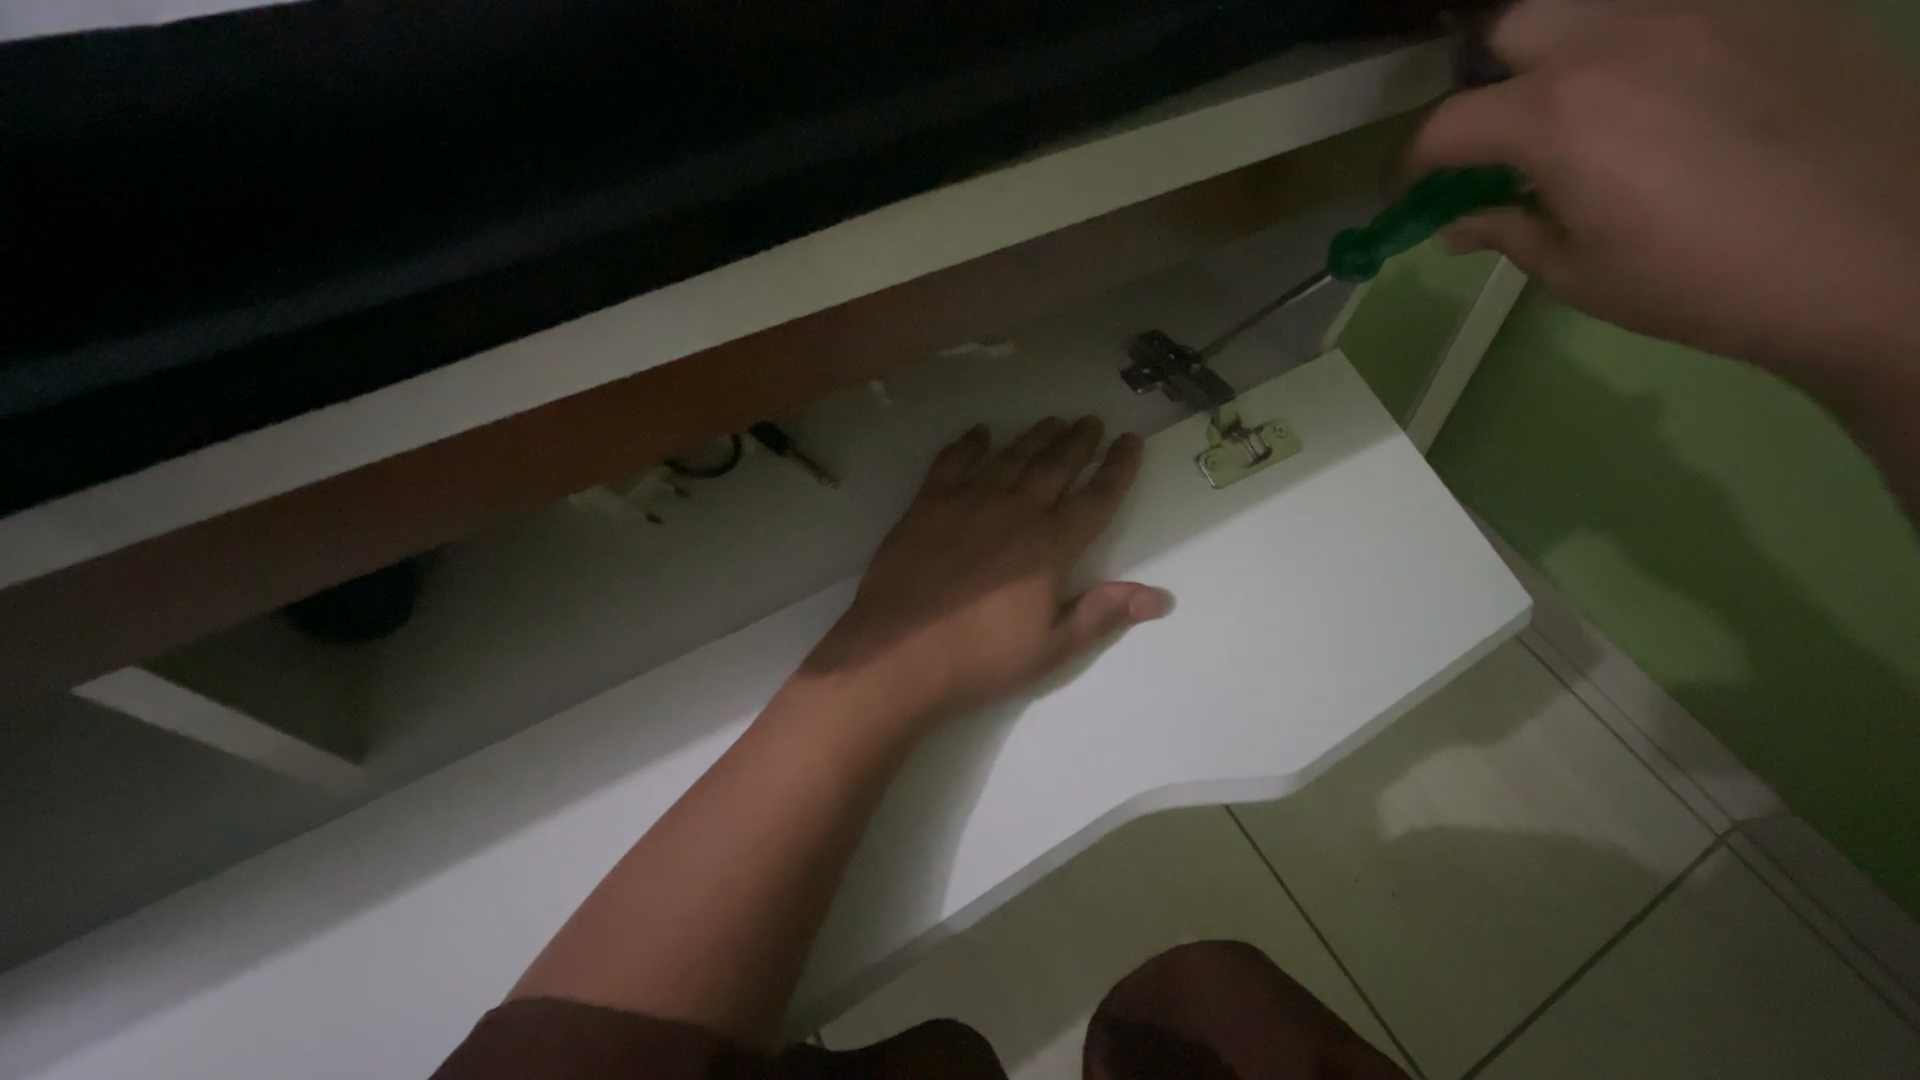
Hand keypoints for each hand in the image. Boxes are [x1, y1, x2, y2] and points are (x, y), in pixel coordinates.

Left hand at [806, 416, 1170, 724]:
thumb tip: (1158, 597)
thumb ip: (1101, 614)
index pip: (1096, 498)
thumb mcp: (1051, 650)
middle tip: (1092, 421)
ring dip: (1035, 436)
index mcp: (1050, 547)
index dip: (1118, 469)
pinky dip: (969, 444)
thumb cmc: (979, 659)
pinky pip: (953, 462)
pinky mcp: (928, 504)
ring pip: (1011, 457)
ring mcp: (968, 502)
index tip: (1132, 442)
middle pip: (1055, 466)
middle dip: (1079, 442)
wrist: (899, 653)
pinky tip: (980, 432)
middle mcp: (1015, 512)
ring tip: (1053, 420)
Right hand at [1409, 0, 1919, 384]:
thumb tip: (1459, 222)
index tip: (1409, 194)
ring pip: (1589, 6)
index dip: (1411, 165)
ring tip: (1576, 107)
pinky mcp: (1766, 3)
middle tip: (1494, 135)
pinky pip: (1673, 8)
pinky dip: (1640, 43)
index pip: (1445, 125)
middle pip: (1509, 27)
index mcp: (1555, 117)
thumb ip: (1506, 232)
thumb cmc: (1699, 282)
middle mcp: (1615, 39)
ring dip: (1557, 53)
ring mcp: (1698, 9)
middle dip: (1482, 81)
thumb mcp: (1576, 274)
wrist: (1878, 253)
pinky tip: (1662, 92)